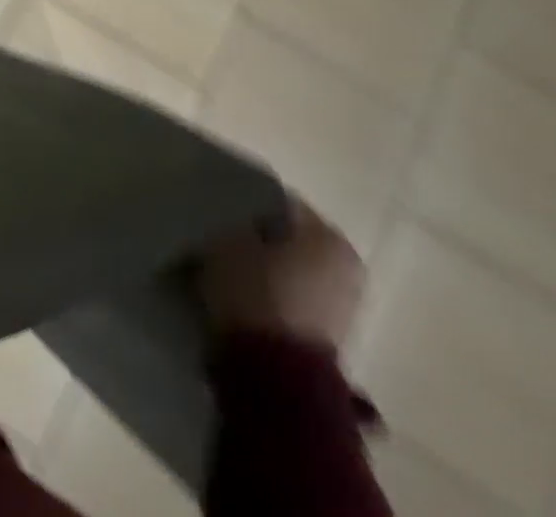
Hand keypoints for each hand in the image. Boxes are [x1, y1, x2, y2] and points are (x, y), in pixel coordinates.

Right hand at [198, 201, 364, 351]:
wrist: (277, 364)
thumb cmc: (252, 292)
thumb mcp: (225, 245)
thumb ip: (234, 226)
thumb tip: (238, 223)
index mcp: (326, 234)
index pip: (280, 203)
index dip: (246, 202)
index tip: (218, 210)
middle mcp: (347, 260)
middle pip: (293, 237)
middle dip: (261, 238)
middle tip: (223, 239)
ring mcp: (348, 297)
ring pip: (298, 267)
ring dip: (270, 266)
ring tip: (232, 270)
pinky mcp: (336, 327)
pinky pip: (300, 294)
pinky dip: (278, 291)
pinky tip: (248, 295)